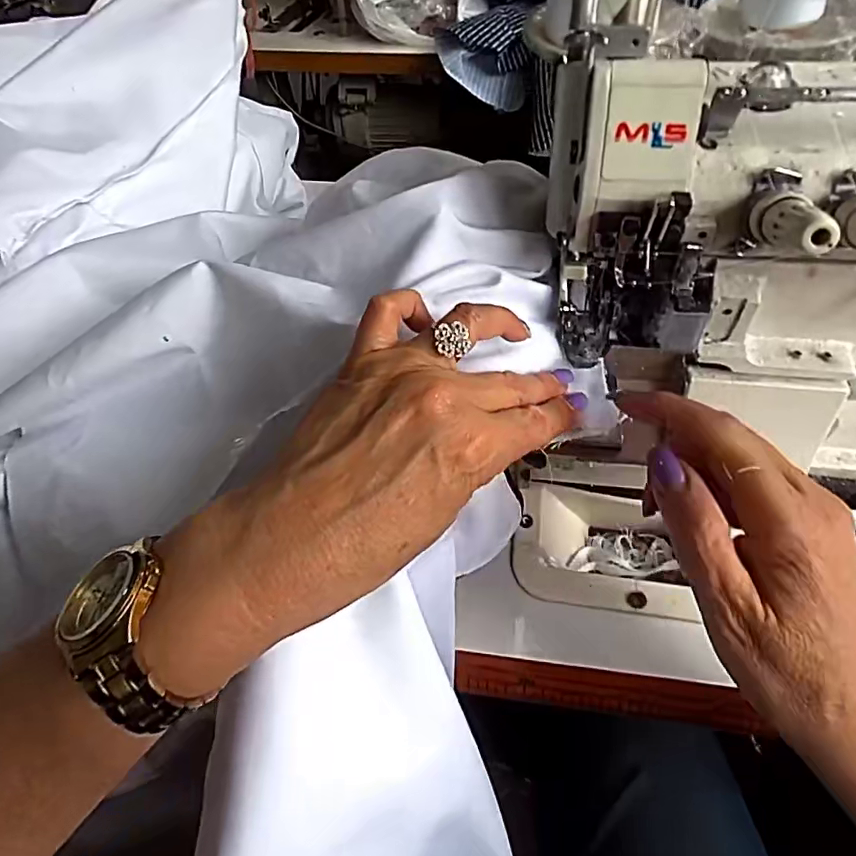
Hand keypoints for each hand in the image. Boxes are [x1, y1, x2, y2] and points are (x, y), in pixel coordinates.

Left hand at [138, 290, 581, 697]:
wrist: (286, 542)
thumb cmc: (359, 548)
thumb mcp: (445, 511)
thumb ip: (476, 463)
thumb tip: (493, 442)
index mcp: (470, 444)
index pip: (533, 422)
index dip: (559, 418)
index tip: (570, 413)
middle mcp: (442, 398)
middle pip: (510, 383)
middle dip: (543, 387)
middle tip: (556, 389)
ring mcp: (400, 372)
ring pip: (465, 329)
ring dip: (499, 325)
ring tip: (514, 328)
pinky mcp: (362, 363)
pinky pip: (389, 312)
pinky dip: (412, 307)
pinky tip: (428, 317)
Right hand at [619, 392, 855, 765]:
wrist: (847, 709)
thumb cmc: (795, 674)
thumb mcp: (727, 605)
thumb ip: (695, 526)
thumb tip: (668, 466)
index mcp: (793, 521)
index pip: (725, 436)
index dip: (673, 412)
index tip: (637, 405)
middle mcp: (814, 504)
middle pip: (734, 439)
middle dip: (679, 440)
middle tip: (641, 470)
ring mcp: (818, 510)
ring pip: (744, 457)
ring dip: (696, 465)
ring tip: (663, 504)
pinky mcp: (813, 522)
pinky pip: (757, 481)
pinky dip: (718, 485)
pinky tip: (699, 515)